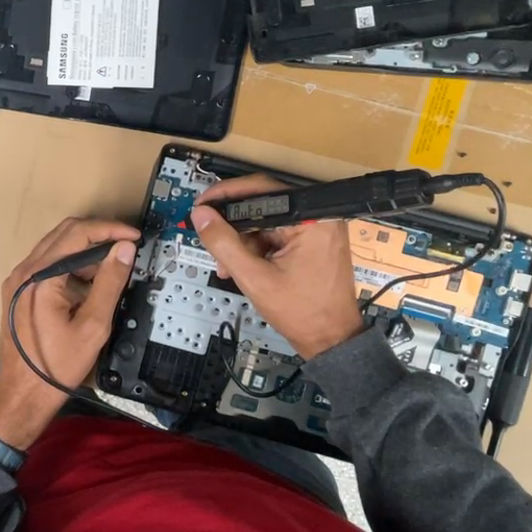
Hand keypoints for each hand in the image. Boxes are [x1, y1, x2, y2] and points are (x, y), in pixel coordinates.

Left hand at [0, 218, 139, 449]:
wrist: (24, 393)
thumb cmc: (55, 366)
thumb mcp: (93, 325)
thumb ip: (109, 282)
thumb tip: (125, 250)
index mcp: (39, 277)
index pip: (77, 234)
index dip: (110, 230)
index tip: (133, 236)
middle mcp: (23, 272)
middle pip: (64, 234)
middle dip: (98, 235)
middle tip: (126, 246)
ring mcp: (18, 281)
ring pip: (55, 247)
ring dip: (85, 251)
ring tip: (112, 267)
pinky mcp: (18, 291)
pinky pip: (47, 265)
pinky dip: (70, 265)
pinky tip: (90, 283)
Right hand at [191, 176, 362, 358]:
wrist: (330, 340)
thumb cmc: (304, 313)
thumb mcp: (253, 277)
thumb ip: (223, 243)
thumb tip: (202, 217)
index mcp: (313, 220)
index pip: (262, 191)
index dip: (226, 197)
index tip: (204, 207)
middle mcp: (320, 219)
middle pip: (262, 207)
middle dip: (232, 227)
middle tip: (211, 238)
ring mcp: (318, 231)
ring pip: (265, 223)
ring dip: (241, 241)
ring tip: (228, 265)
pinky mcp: (313, 243)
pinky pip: (275, 235)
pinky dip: (256, 249)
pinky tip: (244, 266)